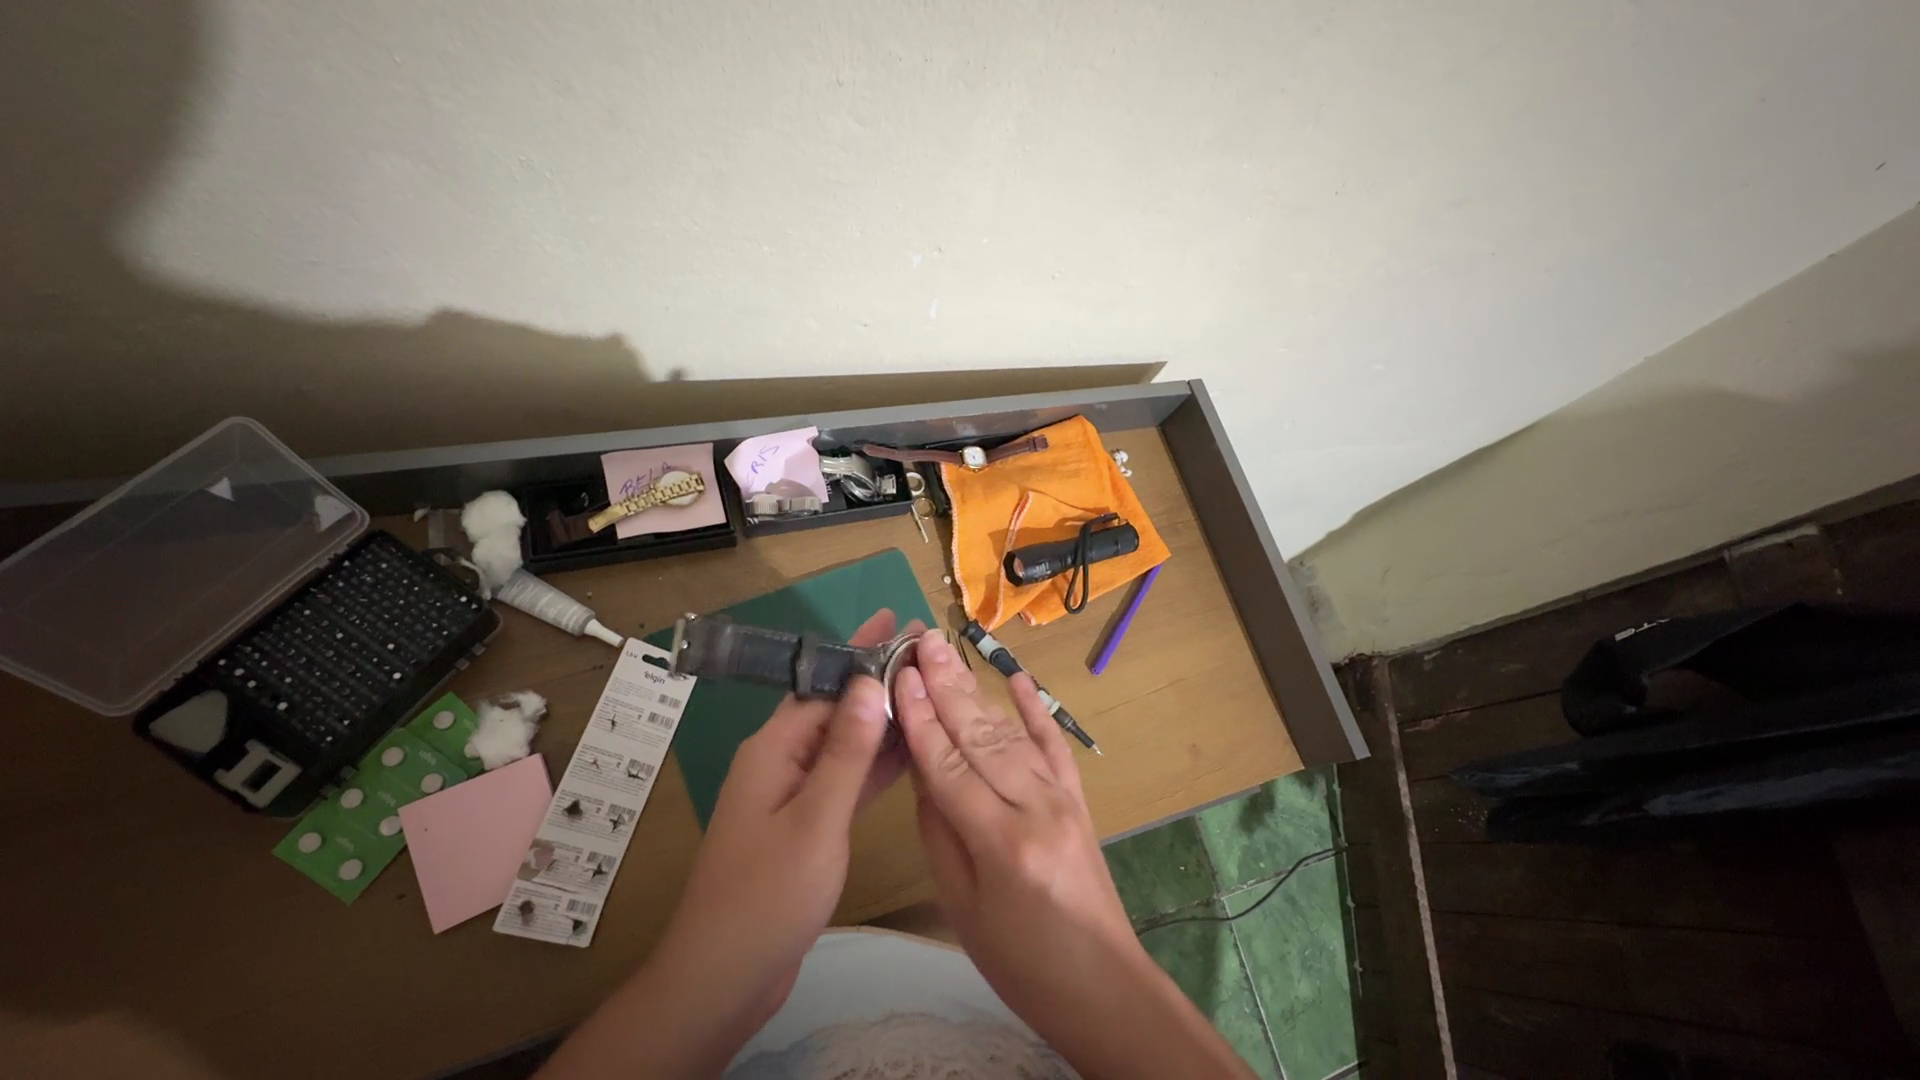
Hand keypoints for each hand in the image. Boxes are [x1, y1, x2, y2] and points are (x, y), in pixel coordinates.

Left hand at [539, 610, 910, 1079]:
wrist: (726, 976)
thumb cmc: (768, 894)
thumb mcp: (814, 820)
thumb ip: (846, 753)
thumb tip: (869, 685)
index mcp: (774, 749)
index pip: (825, 685)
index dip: (864, 652)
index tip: (901, 621)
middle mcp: (781, 762)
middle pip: (836, 709)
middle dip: (878, 679)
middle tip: (929, 653)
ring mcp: (794, 795)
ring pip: (845, 745)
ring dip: (882, 720)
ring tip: (928, 691)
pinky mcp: (807, 825)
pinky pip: (845, 781)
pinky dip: (876, 765)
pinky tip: (912, 751)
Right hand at [894, 630, 1257, 1079]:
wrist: (1101, 985)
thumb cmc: (1019, 962)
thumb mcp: (962, 907)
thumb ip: (939, 835)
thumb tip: (922, 772)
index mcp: (1000, 842)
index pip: (948, 765)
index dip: (920, 718)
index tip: (899, 675)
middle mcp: (1035, 808)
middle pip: (981, 737)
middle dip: (946, 686)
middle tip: (922, 641)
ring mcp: (1062, 799)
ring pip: (1011, 733)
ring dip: (977, 689)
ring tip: (950, 651)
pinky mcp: (1078, 801)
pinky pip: (1055, 746)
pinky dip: (1036, 710)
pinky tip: (1018, 679)